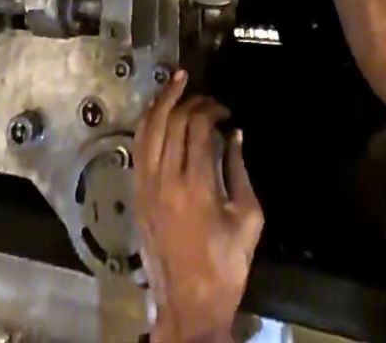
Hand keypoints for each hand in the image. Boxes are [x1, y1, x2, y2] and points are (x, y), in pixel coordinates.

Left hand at [135, 71, 262, 342]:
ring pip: (149, 128)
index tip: (226, 110)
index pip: (197, 127)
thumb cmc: (225, 265)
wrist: (189, 305)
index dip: (212, 109)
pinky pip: (138, 146)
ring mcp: (146, 184)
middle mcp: (165, 179)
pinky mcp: (137, 192)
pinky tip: (158, 110)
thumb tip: (236, 133)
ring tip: (176, 81)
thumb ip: (240, 170)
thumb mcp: (248, 218)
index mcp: (196, 185)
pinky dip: (148, 122)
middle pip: (172, 121)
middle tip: (206, 94)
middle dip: (190, 99)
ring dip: (162, 100)